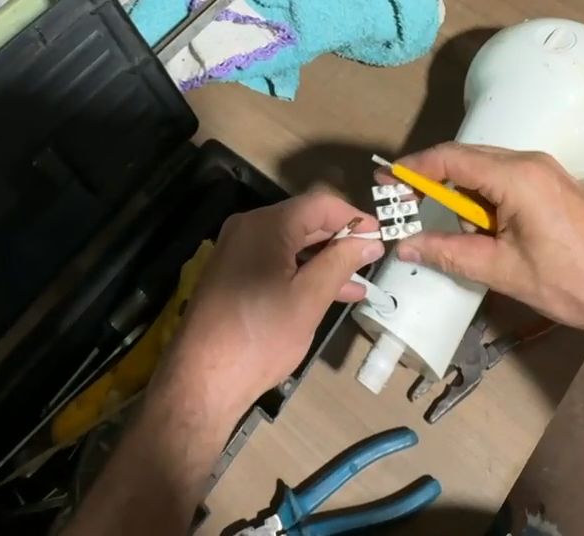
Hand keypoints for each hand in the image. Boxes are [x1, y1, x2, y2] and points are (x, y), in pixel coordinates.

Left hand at [159, 190, 384, 420]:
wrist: (201, 380)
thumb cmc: (260, 337)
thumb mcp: (308, 299)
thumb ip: (341, 263)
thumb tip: (370, 240)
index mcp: (265, 225)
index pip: (319, 204)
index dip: (353, 217)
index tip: (381, 237)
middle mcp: (248, 228)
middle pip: (304, 220)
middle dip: (340, 238)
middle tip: (374, 258)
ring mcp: (238, 250)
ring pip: (292, 243)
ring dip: (325, 259)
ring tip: (360, 281)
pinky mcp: (234, 273)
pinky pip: (277, 260)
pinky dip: (303, 271)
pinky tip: (331, 292)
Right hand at [392, 143, 583, 336]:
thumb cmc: (575, 284)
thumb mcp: (504, 271)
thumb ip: (450, 252)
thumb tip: (406, 245)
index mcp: (517, 176)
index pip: (450, 158)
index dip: (413, 169)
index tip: (385, 184)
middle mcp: (529, 162)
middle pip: (464, 157)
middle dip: (430, 179)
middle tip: (402, 205)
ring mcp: (544, 172)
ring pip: (483, 168)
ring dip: (456, 191)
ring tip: (438, 224)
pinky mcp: (551, 186)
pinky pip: (503, 179)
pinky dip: (480, 197)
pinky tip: (475, 227)